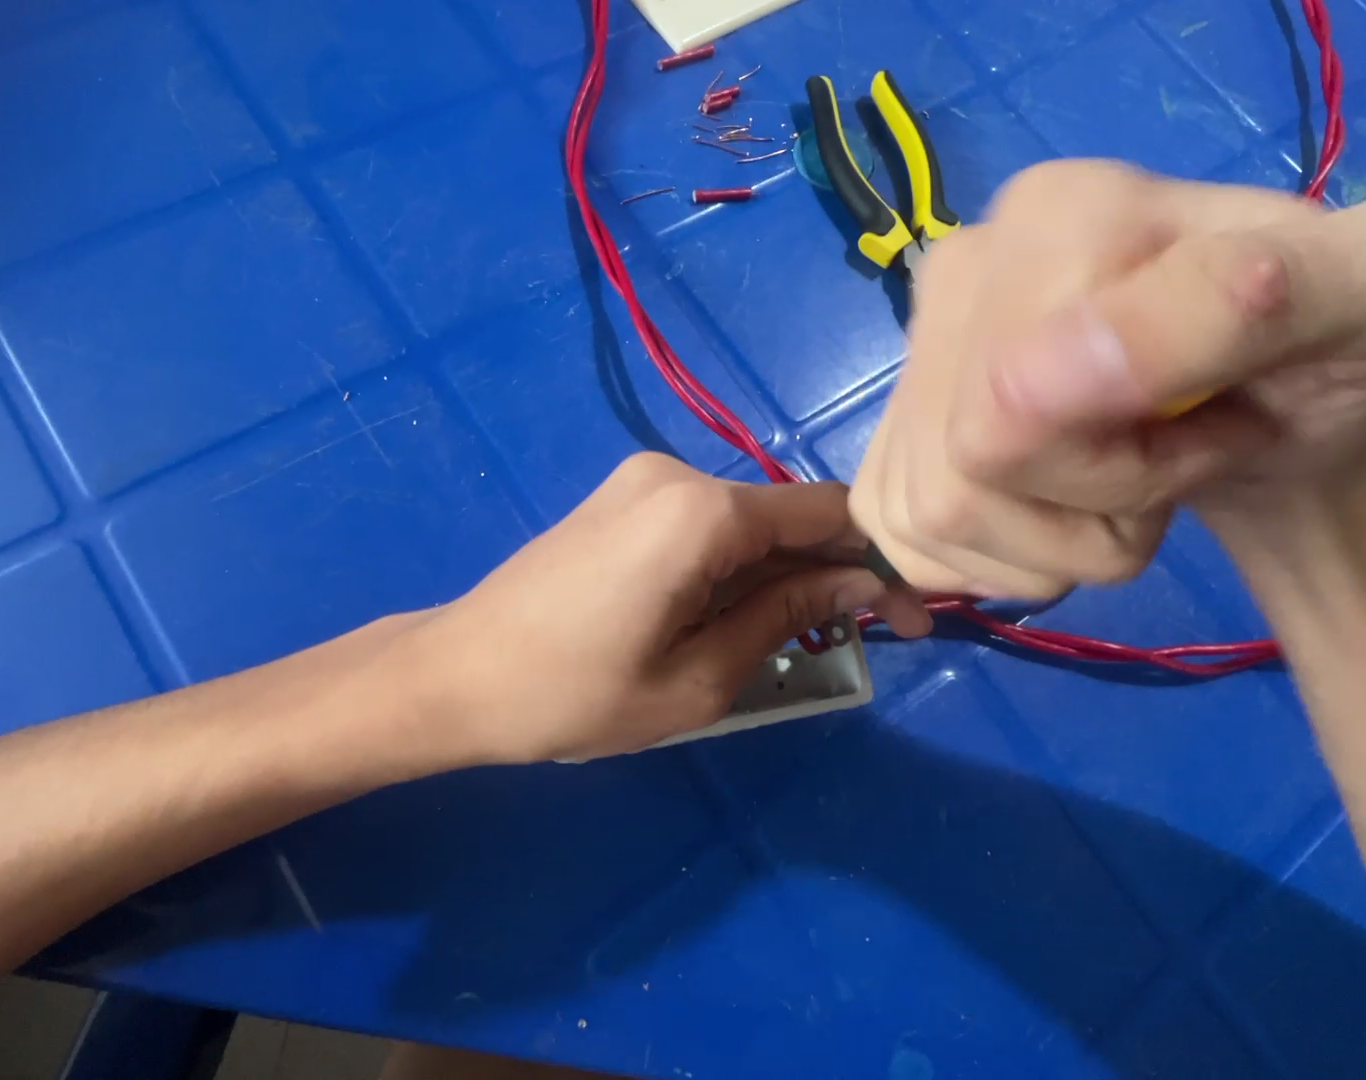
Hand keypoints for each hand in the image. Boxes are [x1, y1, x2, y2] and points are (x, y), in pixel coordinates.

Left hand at [386, 454, 927, 763]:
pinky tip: (738, 618)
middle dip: (832, 575)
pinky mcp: (624, 499)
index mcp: (701, 512)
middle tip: (859, 644)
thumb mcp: (699, 680)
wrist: (454, 674)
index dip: (879, 560)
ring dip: (785, 577)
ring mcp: (644, 481)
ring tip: (794, 645)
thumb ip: (786, 619)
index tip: (911, 617)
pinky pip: (708, 526)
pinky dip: (739, 568)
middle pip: (788, 517)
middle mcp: (677, 474)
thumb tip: (857, 584)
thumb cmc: (573, 695)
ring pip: (750, 524)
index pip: (827, 512)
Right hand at [850, 160, 1365, 598]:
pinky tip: (1045, 513)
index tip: (1218, 422)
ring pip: (931, 518)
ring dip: (1045, 549)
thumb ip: (1250, 300)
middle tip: (1167, 467)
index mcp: (1050, 213)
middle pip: (963, 472)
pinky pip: (906, 541)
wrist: (1276, 404)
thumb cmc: (1340, 355)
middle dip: (1087, 516)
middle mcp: (952, 275)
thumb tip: (1040, 374)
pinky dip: (992, 565)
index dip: (1129, 464)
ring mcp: (910, 362)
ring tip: (1112, 493)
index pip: (1016, 404)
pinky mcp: (888, 440)